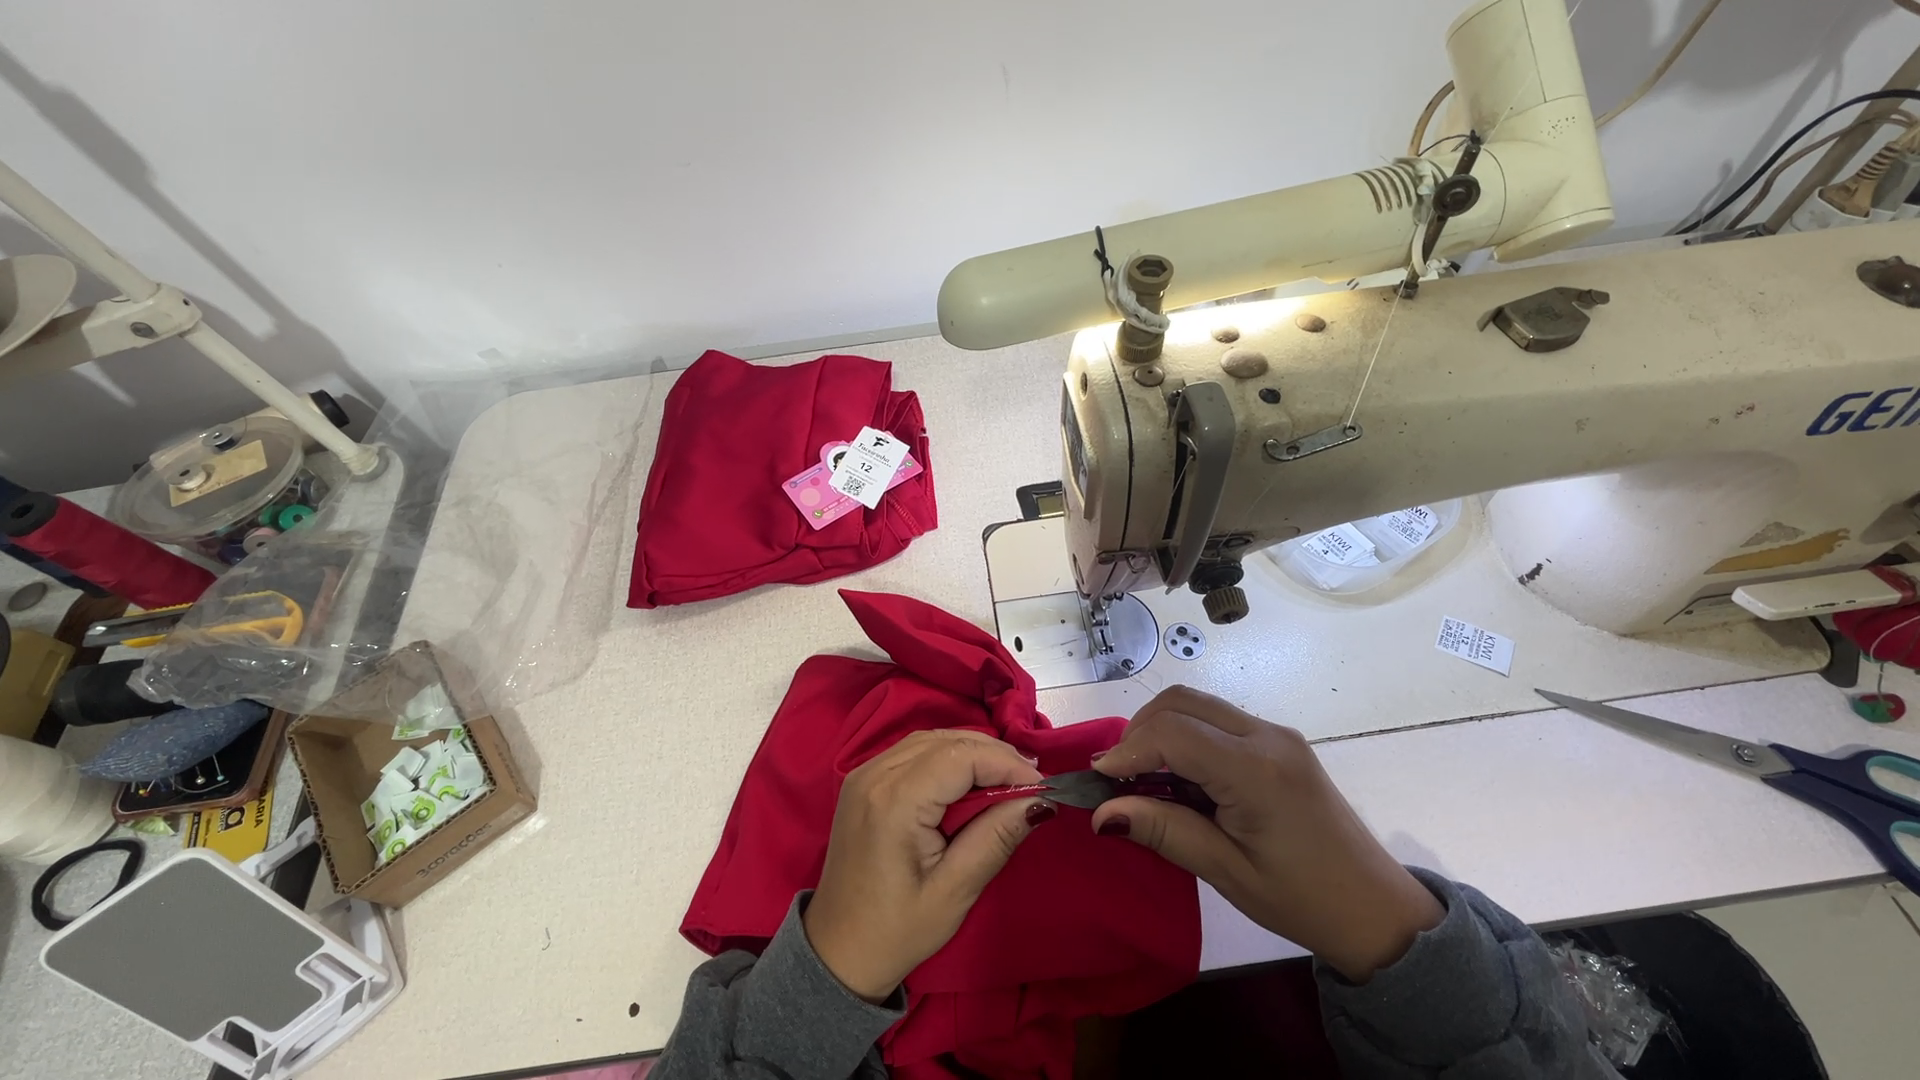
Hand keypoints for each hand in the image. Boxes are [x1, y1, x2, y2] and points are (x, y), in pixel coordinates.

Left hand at [803, 729, 1053, 1001]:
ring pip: (930, 740)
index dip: (1006, 763)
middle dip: (993, 754)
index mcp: (894, 802)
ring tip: (1009, 779)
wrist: (837, 952)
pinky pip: (913, 751)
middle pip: (946, 740)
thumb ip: (996, 837)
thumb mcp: (955, 891)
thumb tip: (1040, 801)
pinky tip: (971, 779)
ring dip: (972, 752)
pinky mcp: (862, 781)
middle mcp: (874, 775)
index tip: (1042, 787)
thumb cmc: (897, 930)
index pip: (961, 756)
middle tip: (1031, 783)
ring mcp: (863, 774)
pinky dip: (947, 756)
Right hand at [1090, 686, 1442, 981]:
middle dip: (1138, 731)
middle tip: (1117, 777)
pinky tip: (1177, 776)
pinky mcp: (1279, 743)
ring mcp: (1276, 735)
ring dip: (1160, 730)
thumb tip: (1101, 812)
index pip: (1173, 732)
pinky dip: (1184, 735)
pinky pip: (1217, 720)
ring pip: (1198, 704)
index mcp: (1257, 771)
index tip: (1099, 781)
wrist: (1376, 910)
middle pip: (1181, 702)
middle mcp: (1267, 737)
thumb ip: (1164, 830)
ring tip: (1143, 778)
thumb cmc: (1302, 900)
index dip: (1127, 749)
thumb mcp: (1226, 872)